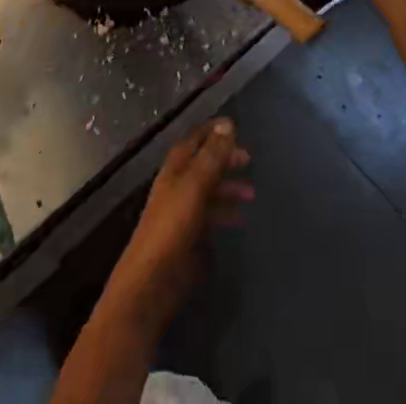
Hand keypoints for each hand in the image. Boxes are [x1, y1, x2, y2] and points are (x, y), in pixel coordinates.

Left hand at [101, 118, 253, 330]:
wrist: (153, 280)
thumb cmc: (172, 228)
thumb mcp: (194, 187)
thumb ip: (211, 157)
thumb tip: (228, 124)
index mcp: (174, 170)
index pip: (193, 141)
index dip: (211, 131)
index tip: (234, 125)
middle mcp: (177, 186)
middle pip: (202, 164)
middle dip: (224, 159)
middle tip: (249, 159)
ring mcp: (182, 212)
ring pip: (209, 191)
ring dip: (229, 188)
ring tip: (252, 195)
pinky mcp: (189, 237)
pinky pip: (211, 217)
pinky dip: (226, 213)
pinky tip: (241, 221)